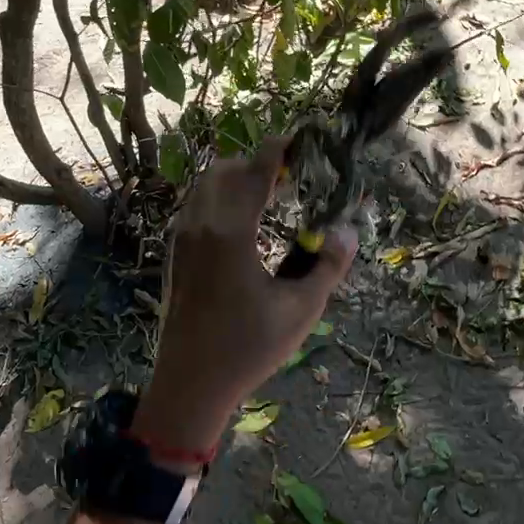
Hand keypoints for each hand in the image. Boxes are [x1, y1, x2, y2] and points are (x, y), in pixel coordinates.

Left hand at [131, 137, 357, 465]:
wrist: (189, 384)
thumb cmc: (248, 348)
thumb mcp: (300, 310)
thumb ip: (327, 266)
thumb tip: (348, 232)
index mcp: (231, 232)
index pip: (255, 171)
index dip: (279, 149)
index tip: (301, 139)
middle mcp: (200, 225)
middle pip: (225, 169)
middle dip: (257, 162)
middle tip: (290, 174)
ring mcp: (182, 239)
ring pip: (204, 186)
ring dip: (235, 179)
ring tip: (269, 194)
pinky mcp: (176, 254)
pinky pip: (195, 206)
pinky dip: (218, 197)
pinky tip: (242, 222)